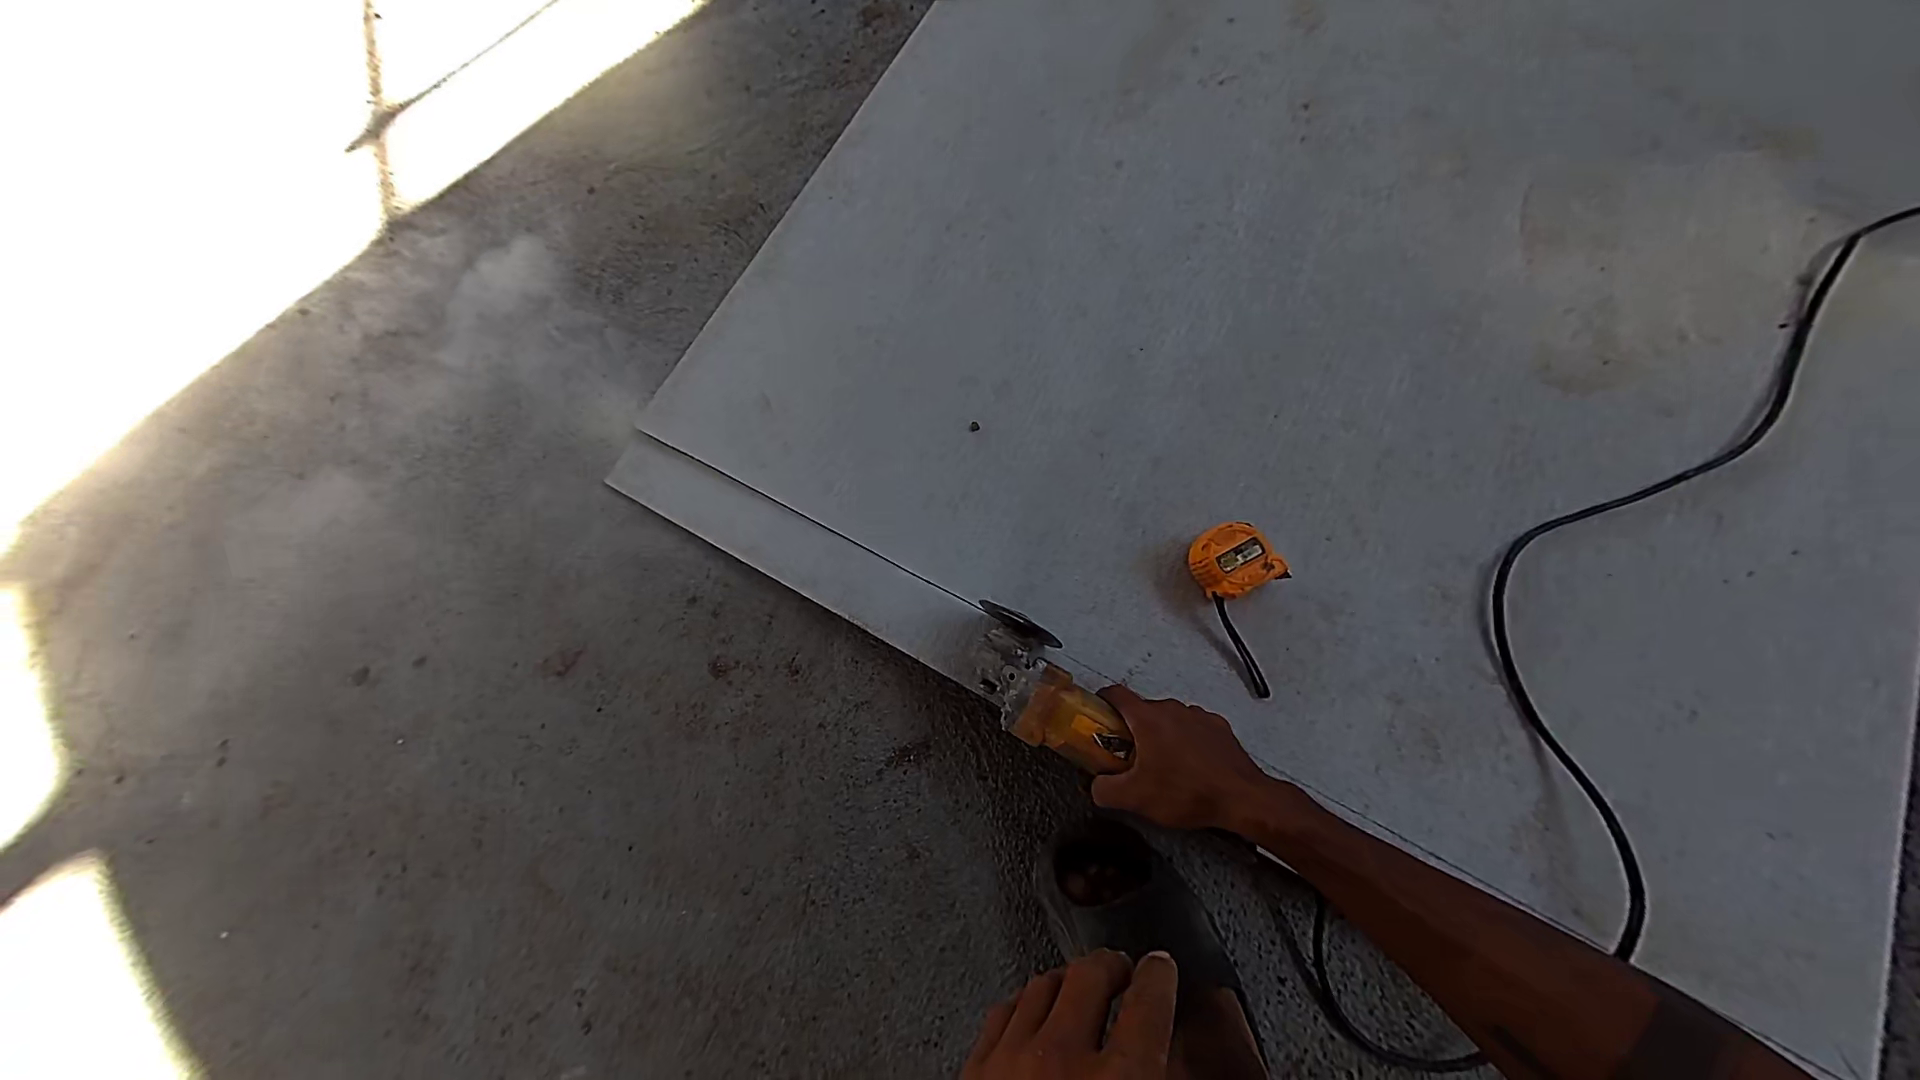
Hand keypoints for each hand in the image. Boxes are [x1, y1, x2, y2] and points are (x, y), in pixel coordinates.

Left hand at [961, 950, 1177, 1079]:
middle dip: (1109, 965)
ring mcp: (1011, 1062)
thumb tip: (1168, 1053)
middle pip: (1090, 977)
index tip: (1160, 966)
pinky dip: (1023, 1006)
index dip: (1159, 978)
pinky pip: (1003, 1013)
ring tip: (1077, 986)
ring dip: (1065, 982)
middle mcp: (1062, 1063)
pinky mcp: (974, 1071)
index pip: (1149, 1007)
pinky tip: (1031, 1010)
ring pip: (1042, 985)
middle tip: (1119, 968)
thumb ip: (1157, 1074)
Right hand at [1091, 686, 1274, 832]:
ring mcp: (1197, 716)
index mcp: (1147, 718)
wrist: (1242, 799)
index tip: (1098, 715)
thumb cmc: (1190, 792)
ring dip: (1161, 736)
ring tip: (1164, 766)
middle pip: (1142, 710)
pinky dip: (1187, 741)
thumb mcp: (1135, 798)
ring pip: (1169, 719)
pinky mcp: (1218, 727)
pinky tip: (1190, 767)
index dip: (1102, 701)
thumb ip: (1104, 790)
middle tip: (1131, 757)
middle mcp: (1172, 709)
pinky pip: (1193, 728)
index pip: (1115, 694)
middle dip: (1133, 730)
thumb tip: (1097, 787)